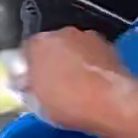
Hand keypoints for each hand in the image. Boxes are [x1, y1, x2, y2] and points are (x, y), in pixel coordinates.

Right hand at [19, 28, 137, 134]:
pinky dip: (91, 64)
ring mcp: (88, 37)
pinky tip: (94, 83)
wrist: (112, 102)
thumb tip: (27, 83)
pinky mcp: (109, 45)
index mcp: (38, 44)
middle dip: (51, 61)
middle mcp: (61, 33)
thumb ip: (28, 88)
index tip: (31, 82)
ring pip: (73, 48)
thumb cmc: (68, 104)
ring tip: (78, 84)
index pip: (25, 51)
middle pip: (51, 46)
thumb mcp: (38, 104)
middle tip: (54, 84)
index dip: (28, 67)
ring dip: (73, 60)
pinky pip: (92, 54)